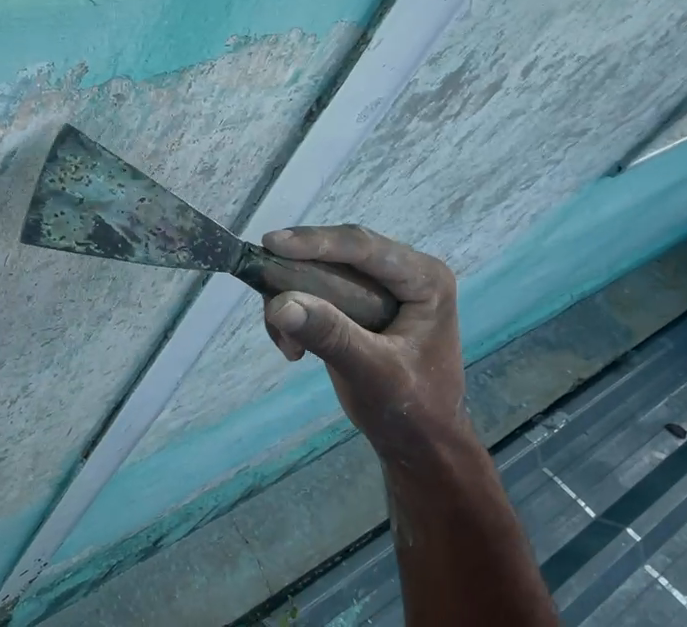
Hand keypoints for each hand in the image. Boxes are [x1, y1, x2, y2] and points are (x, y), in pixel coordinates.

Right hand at [261, 225, 467, 464]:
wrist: (418, 444)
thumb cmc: (413, 410)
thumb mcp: (374, 373)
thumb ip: (331, 336)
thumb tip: (278, 304)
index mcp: (424, 279)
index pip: (364, 247)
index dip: (315, 243)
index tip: (271, 244)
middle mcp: (400, 272)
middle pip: (334, 253)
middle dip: (295, 273)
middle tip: (261, 286)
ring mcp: (374, 286)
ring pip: (313, 270)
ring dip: (288, 299)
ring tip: (286, 342)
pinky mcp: (350, 302)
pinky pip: (306, 290)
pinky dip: (290, 315)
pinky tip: (293, 349)